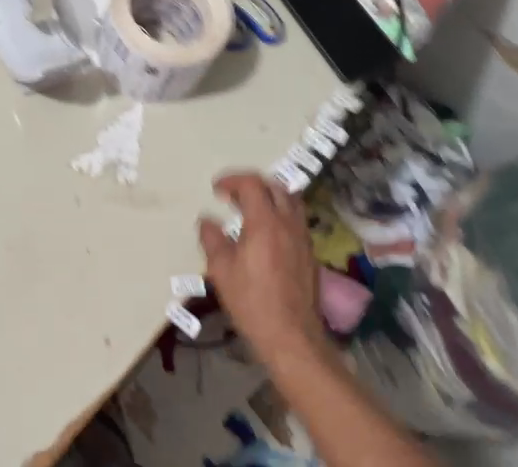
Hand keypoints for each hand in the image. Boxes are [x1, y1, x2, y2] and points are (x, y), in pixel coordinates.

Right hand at [198, 172, 330, 371]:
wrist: (292, 337)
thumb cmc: (252, 302)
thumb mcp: (221, 270)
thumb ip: (212, 239)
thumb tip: (207, 221)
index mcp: (265, 223)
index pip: (252, 184)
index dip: (232, 180)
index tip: (216, 189)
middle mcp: (288, 224)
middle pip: (275, 187)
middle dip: (252, 185)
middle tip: (232, 196)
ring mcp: (303, 239)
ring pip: (290, 202)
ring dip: (269, 198)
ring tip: (250, 212)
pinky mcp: (309, 255)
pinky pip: (296, 221)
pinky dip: (279, 216)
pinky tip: (265, 236)